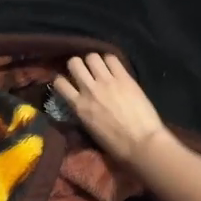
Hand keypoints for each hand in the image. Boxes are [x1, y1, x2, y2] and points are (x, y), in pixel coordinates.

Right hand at [52, 54, 172, 166]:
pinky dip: (110, 61)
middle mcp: (89, 89)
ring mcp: (107, 81)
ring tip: (100, 68)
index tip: (68, 81)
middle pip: (74, 63)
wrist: (141, 142)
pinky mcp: (124, 78)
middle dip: (77, 64)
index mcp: (78, 106)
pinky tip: (114, 68)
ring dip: (94, 61)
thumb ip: (82, 111)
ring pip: (92, 57)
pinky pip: (112, 59)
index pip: (59, 82)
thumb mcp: (89, 128)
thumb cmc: (115, 144)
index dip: (62, 79)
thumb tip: (80, 101)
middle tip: (84, 71)